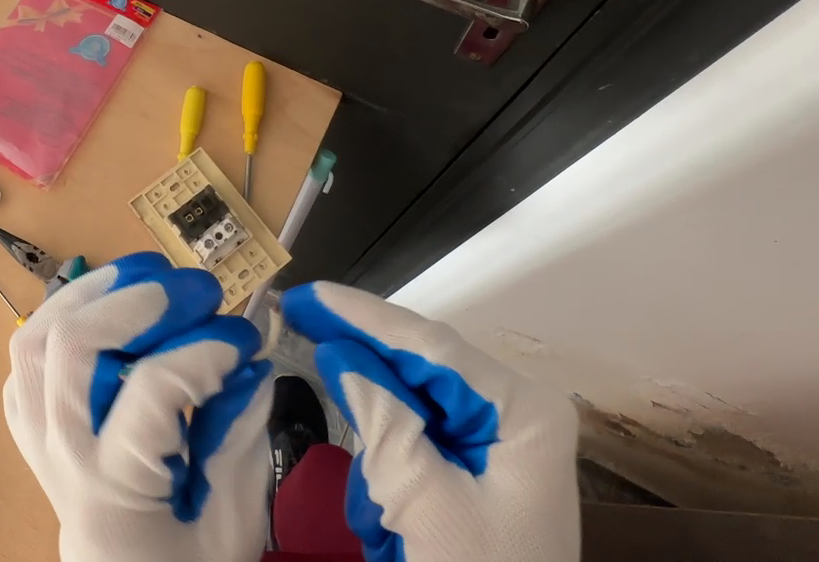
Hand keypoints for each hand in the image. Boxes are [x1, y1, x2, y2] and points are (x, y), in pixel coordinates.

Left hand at [5, 252, 273, 561]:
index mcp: (115, 488)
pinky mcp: (28, 420)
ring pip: (37, 337)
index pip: (152, 387)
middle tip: (201, 292)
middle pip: (73, 345)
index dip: (205, 348)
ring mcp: (35, 432)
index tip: (244, 338)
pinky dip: (65, 313)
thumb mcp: (232, 520)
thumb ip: (240, 436)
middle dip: (143, 300)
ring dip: (96, 292)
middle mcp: (63, 452)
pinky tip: (111, 305)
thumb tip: (248, 361)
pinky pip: (28, 350)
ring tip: (152, 276)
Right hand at [282, 282, 578, 561]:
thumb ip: (381, 417)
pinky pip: (413, 443)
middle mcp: (511, 409)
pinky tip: (392, 523)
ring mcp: (493, 438)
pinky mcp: (473, 466)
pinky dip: (388, 476)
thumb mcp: (424, 503)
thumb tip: (337, 348)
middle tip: (297, 330)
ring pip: (407, 407)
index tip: (306, 295)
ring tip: (384, 516)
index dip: (361, 316)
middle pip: (417, 368)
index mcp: (521, 409)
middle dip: (365, 382)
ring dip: (379, 452)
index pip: (428, 343)